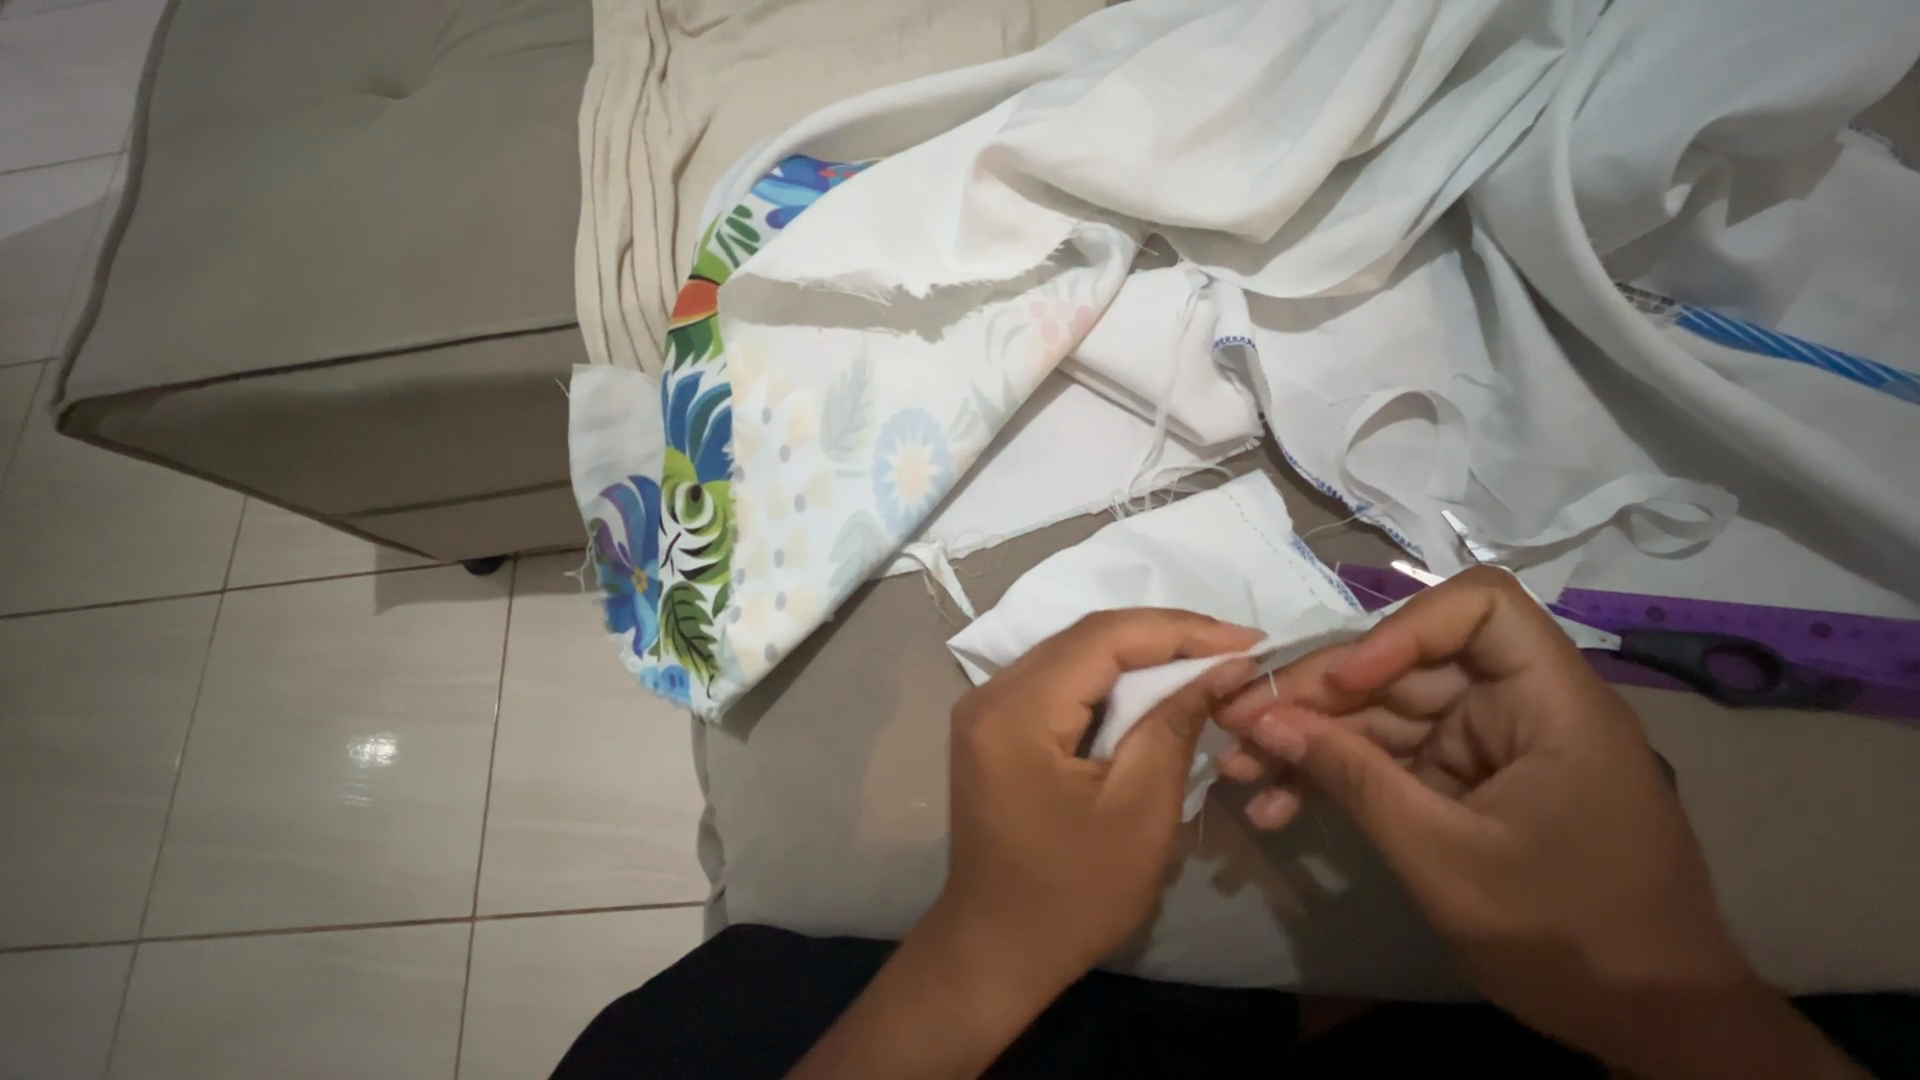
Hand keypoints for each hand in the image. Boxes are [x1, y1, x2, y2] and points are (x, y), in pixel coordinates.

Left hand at [941, 608, 1260, 988]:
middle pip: (1085, 638)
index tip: (1248, 639)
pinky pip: (1058, 680)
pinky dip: (1109, 680)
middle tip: (1235, 649)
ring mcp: (984, 707)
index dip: (1180, 629)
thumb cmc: (1074, 895)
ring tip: (1206, 661)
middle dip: (1164, 637)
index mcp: (1016, 712)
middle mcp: (989, 693)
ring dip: (1139, 655)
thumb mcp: (1140, 810)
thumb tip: (1225, 664)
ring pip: (1072, 654)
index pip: (1104, 638)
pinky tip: (1154, 687)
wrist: (998, 947)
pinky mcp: (992, 723)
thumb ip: (1176, 723)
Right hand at [1214, 567, 1860, 1078]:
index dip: (1402, 629)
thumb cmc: (1567, 937)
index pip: (1479, 608)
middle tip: (1240, 725)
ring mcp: (1482, 743)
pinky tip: (1277, 803)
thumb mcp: (1444, 859)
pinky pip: (1383, 756)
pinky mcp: (1457, 779)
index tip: (1344, 681)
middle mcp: (1514, 706)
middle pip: (1401, 664)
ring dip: (1308, 738)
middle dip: (1316, 695)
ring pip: (1378, 711)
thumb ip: (1353, 779)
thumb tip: (1264, 720)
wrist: (1644, 1024)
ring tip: (1241, 769)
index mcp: (1550, 704)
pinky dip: (1332, 775)